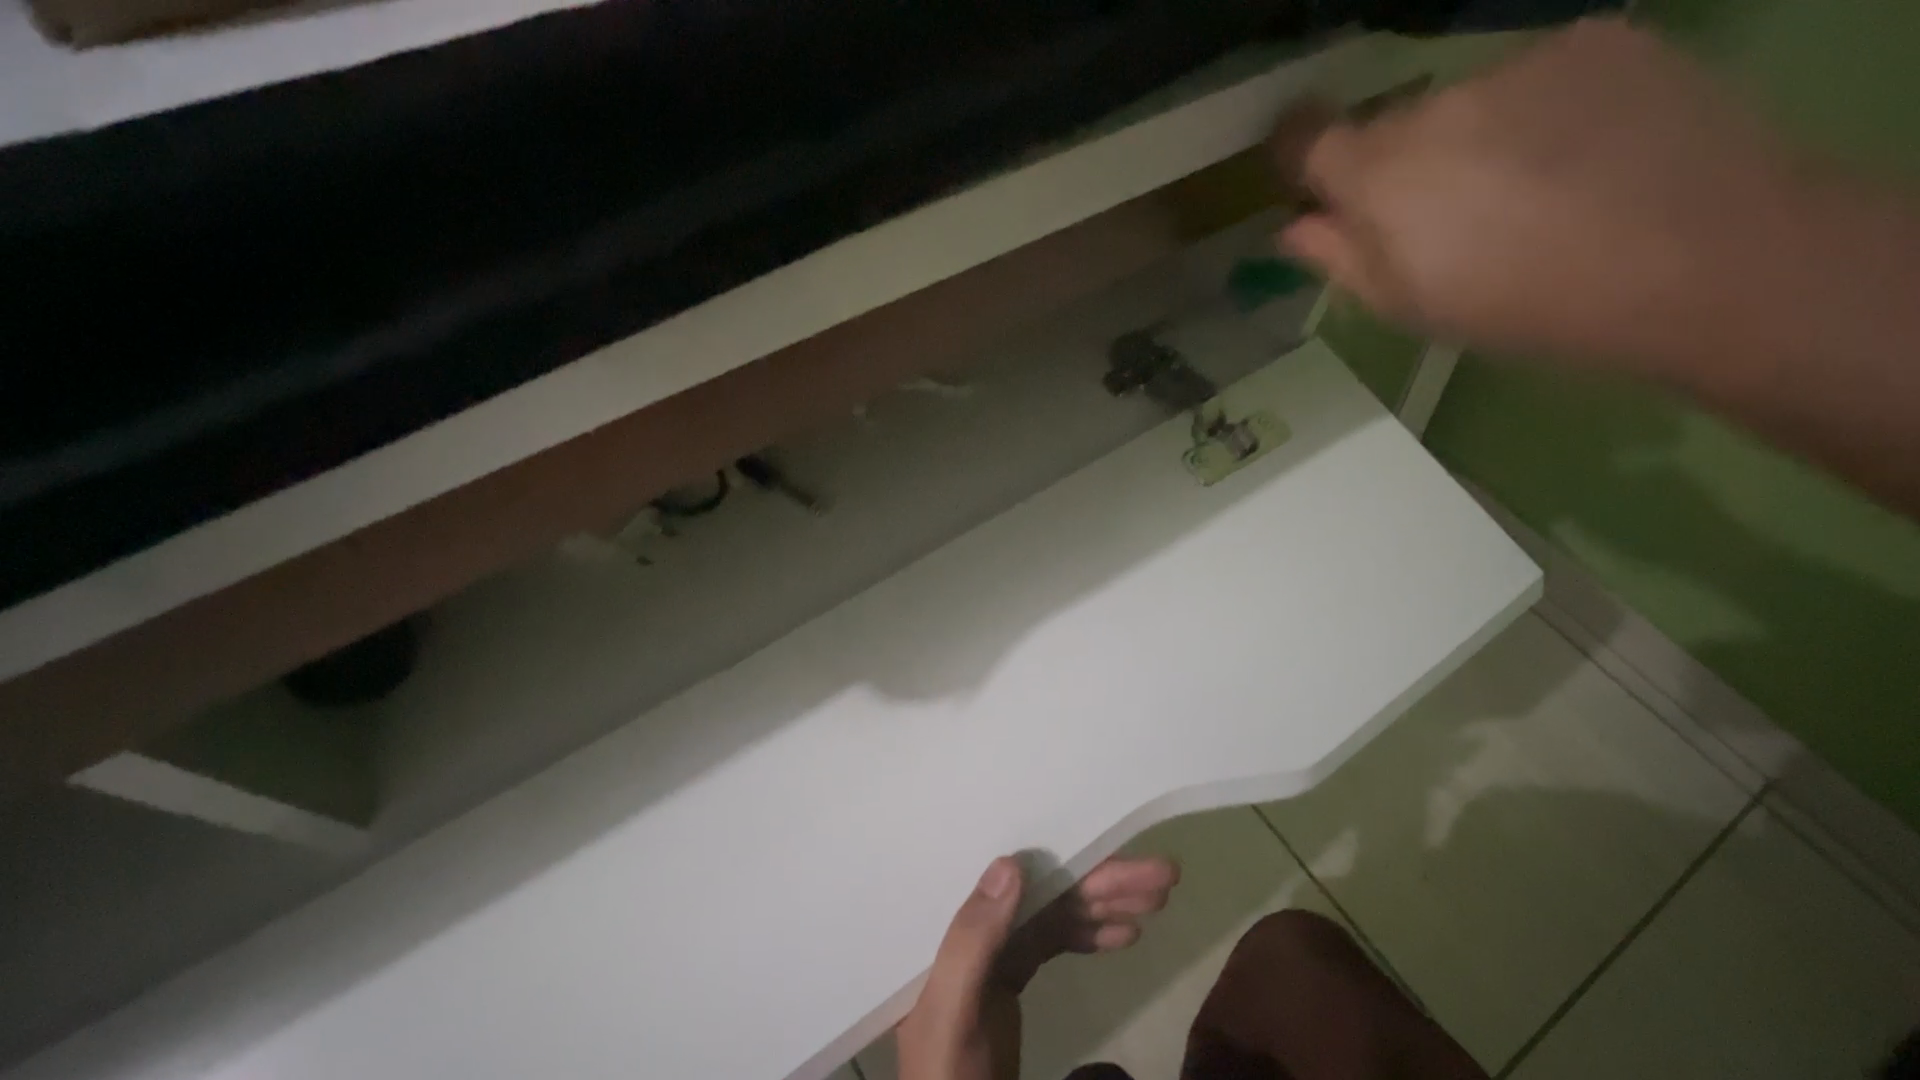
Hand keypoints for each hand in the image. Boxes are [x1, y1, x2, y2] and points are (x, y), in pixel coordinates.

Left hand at [895, 856, 1178, 1079]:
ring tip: (1158, 896)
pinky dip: (1089, 934)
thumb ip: (972, 944)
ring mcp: (992, 957)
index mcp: (945, 923)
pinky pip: (1053, 943)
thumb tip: (1009, 862)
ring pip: (1054, 915)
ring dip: (1105, 904)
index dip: (1058, 853)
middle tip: (1163, 871)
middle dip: (1102, 880)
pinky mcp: (1007, 981)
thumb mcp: (951, 1011)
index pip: (1005, 873)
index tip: (1111, 844)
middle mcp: (970, 929)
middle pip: (1040, 891)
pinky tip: (1126, 933)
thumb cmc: (944, 1072)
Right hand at [1274, 18, 1808, 375]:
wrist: (1705, 259)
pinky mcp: (1597, 40)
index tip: (1317, 185)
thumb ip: (1340, 259)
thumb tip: (1295, 225)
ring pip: (1469, 100)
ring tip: (1540, 188)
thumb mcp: (1413, 309)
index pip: (1303, 136)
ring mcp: (1519, 64)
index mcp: (1380, 175)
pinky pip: (1541, 75)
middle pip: (1393, 124)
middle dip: (1403, 165)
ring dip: (1479, 136)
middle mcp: (1436, 103)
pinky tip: (1594, 153)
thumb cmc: (1532, 308)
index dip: (1299, 157)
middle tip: (1456, 217)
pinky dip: (1547, 109)